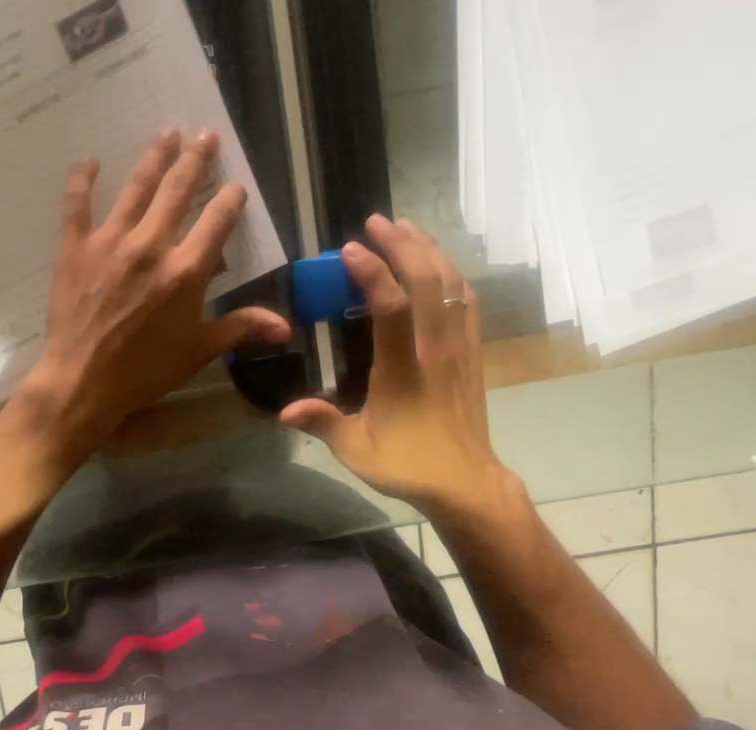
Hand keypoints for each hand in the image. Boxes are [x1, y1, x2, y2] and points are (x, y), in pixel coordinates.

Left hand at [18, 129, 291, 446]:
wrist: (83, 382)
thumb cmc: (145, 372)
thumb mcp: (198, 351)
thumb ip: (240, 327)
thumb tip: (285, 327)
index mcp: (186, 271)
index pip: (216, 221)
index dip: (229, 200)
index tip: (235, 186)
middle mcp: (151, 246)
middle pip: (178, 190)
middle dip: (195, 159)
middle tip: (204, 134)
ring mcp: (110, 243)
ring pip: (135, 187)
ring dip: (154, 156)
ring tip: (167, 133)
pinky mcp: (74, 248)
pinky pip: (76, 204)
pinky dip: (83, 179)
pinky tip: (90, 162)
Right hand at [279, 215, 513, 522]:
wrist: (464, 482)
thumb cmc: (406, 465)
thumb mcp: (355, 449)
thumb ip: (322, 424)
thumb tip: (283, 412)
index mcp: (403, 370)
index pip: (390, 307)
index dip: (371, 273)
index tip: (349, 249)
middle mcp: (434, 349)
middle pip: (425, 281)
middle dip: (402, 244)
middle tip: (376, 222)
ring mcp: (458, 348)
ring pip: (450, 284)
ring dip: (428, 250)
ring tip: (406, 228)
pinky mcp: (471, 353)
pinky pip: (466, 302)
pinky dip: (451, 275)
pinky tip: (439, 266)